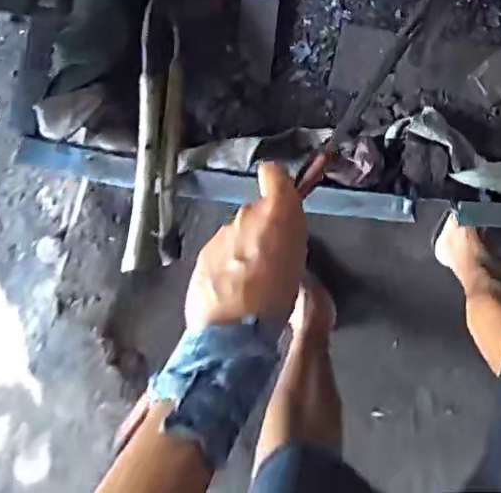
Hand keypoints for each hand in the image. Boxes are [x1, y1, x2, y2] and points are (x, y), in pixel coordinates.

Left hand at [184, 163, 306, 330]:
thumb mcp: (299, 252)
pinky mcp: (201, 256)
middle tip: (270, 252)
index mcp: (276, 210)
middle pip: (255, 209)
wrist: (234, 328)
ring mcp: (221, 235)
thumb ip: (288, 227)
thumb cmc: (278, 290)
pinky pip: (219, 252)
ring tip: (250, 276)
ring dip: (243, 245)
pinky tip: (232, 288)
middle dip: (261, 225)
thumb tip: (280, 222)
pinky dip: (226, 263)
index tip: (281, 191)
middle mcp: (246, 214)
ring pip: (236, 232)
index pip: (272, 172)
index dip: (276, 179)